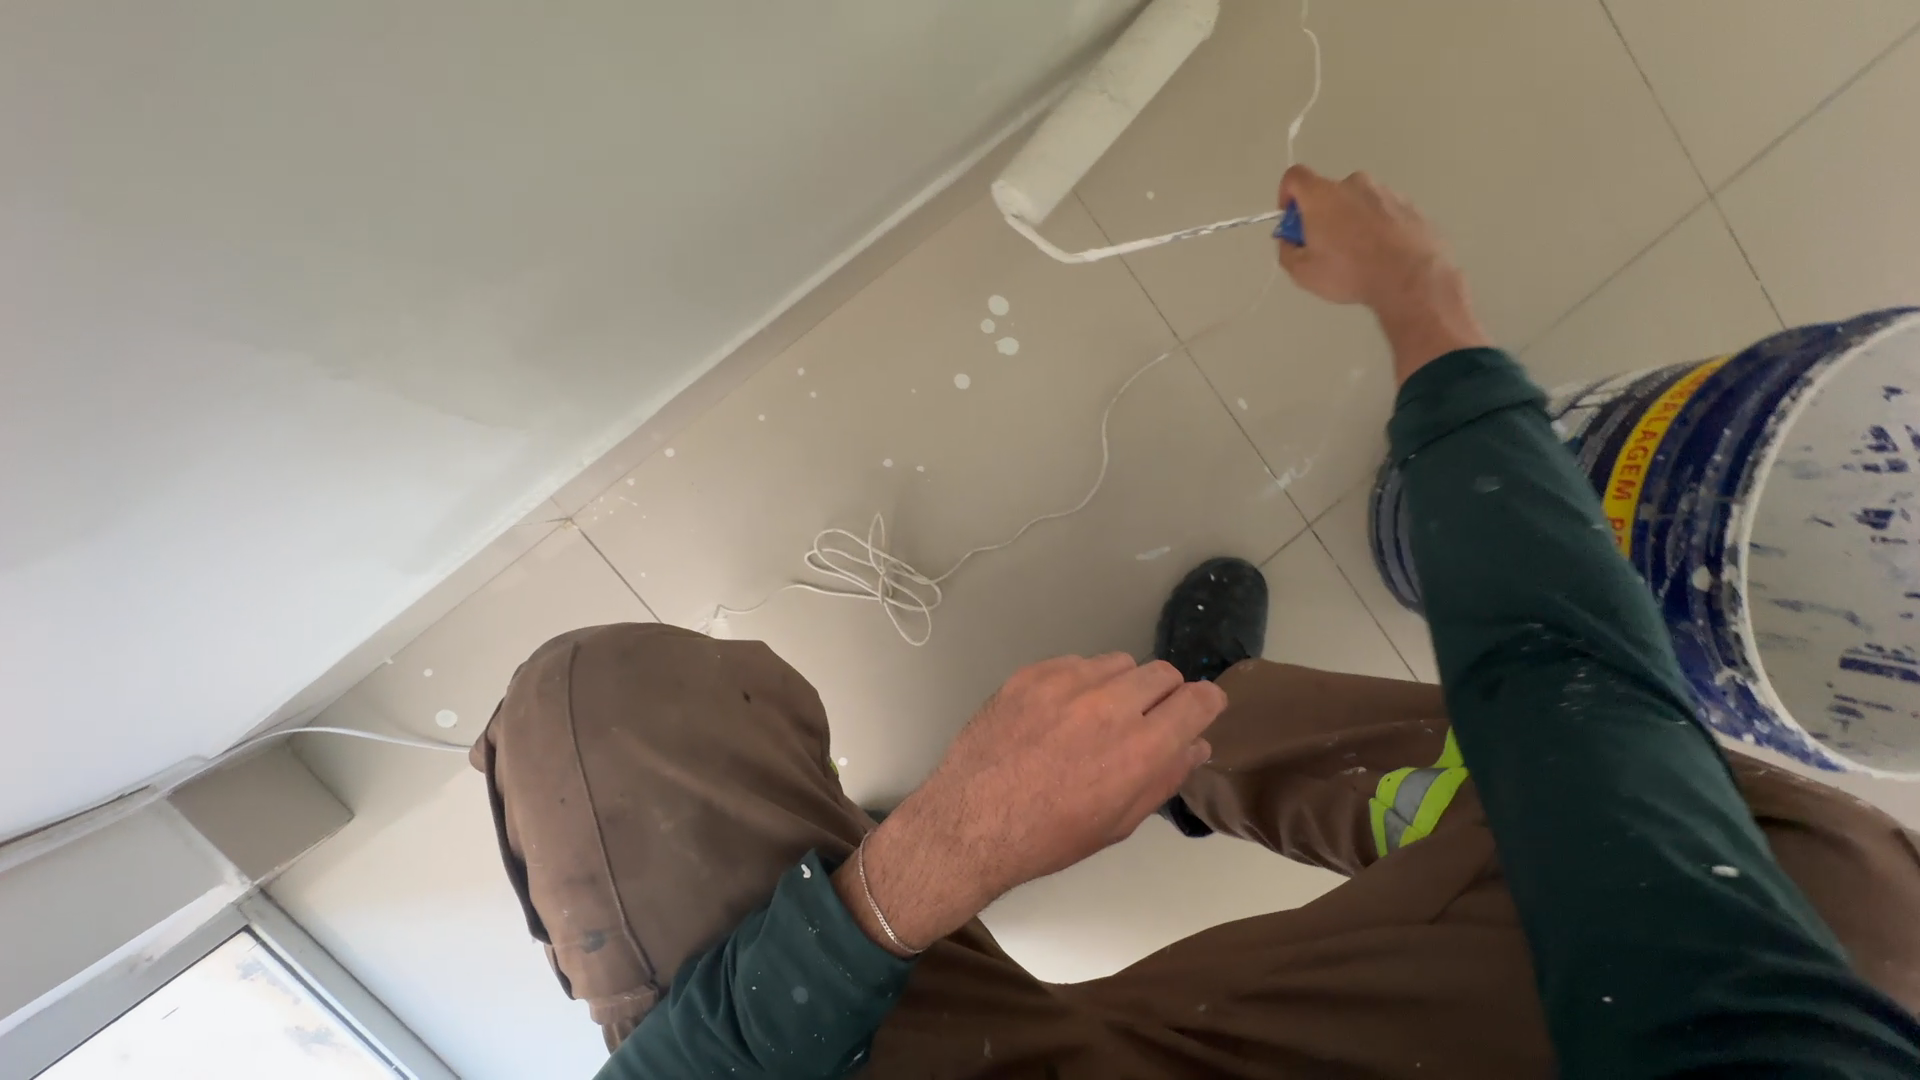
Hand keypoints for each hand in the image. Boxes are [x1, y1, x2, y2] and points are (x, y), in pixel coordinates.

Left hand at [833, 655, 1224, 955]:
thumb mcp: (1118, 822)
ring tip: (1095, 717)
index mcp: (1140, 749)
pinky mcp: (1032, 673)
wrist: (970, 821)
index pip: (1198, 700)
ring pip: (1119, 662)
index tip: (1198, 710)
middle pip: (1162, 672)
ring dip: (1120, 685)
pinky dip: (1079, 681)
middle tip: (1144, 720)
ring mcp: (1067, 683)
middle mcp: (1109, 705)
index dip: (1206, 703)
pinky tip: (1059, 712)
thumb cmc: (1049, 835)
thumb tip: (1194, 745)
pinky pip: (1075, 662)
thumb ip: (1163, 777)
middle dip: (1164, 694)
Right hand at [1276, 165, 1490, 382]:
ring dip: (1349, 221)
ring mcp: (1384, 191)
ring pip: (1356, 202)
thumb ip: (1286, 250)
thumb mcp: (1302, 272)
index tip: (1292, 220)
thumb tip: (1290, 240)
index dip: (1287, 196)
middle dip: (1320, 216)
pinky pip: (1380, 211)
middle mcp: (1354, 183)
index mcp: (1323, 195)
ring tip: (1356, 256)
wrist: (1410, 275)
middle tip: (1323, 249)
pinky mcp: (1408, 203)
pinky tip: (1378, 254)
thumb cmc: (1349, 272)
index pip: (1295, 176)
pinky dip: (1374, 227)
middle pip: (1328, 193)